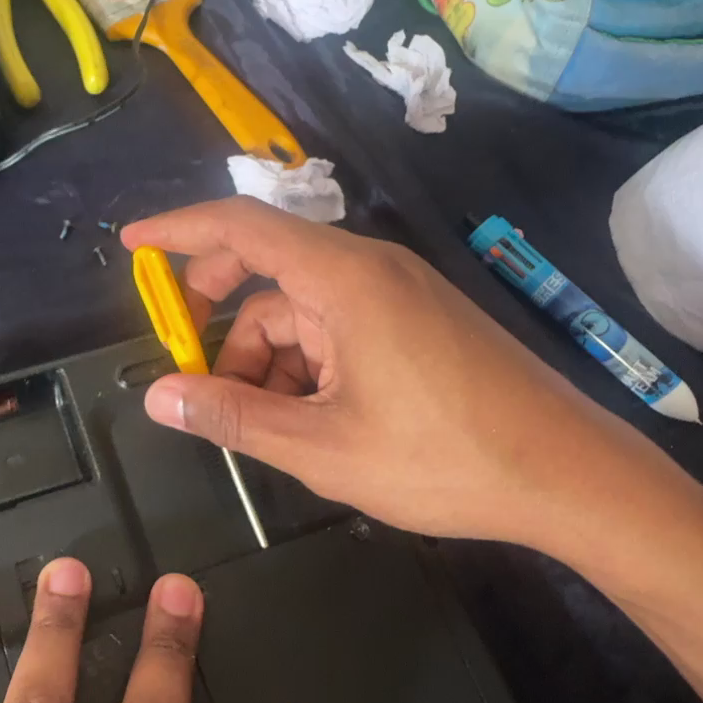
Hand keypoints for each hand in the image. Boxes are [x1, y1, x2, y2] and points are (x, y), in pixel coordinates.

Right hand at [120, 197, 685, 550]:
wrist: (570, 475)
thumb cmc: (443, 458)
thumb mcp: (320, 447)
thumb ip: (233, 416)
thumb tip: (158, 395)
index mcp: (343, 280)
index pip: (240, 227)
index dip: (177, 231)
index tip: (132, 245)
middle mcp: (369, 269)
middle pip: (266, 273)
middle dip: (220, 323)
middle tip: (197, 377)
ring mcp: (397, 293)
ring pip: (301, 310)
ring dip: (267, 360)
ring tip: (269, 427)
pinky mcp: (416, 320)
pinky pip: (337, 326)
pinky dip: (306, 364)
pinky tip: (312, 419)